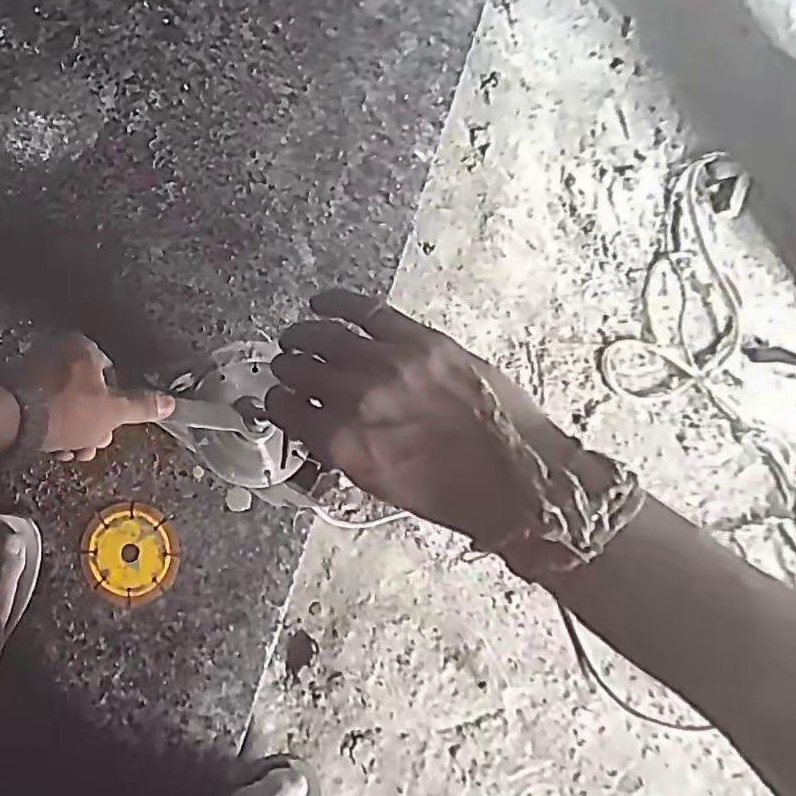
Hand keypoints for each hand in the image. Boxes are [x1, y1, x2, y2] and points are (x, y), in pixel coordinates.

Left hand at [23, 334, 175, 460]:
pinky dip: (51, 426)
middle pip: (86, 392)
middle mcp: (58, 351)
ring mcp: (34, 368)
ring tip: (71, 451)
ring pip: (64, 404)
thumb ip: (141, 407)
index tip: (111, 427)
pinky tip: (53, 447)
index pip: (111, 375)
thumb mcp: (113, 413)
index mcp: (83, 348)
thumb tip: (168, 404)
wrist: (15, 421)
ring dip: (72, 431)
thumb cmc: (66, 410)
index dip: (115, 406)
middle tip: (92, 445)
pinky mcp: (17, 388)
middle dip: (92, 425)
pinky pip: (44, 407)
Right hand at [265, 290, 576, 541]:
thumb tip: (315, 424)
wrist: (520, 479)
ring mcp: (391, 366)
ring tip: (294, 337)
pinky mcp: (423, 342)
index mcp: (343, 442)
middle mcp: (360, 401)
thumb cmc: (450, 491)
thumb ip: (336, 447)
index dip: (275, 402)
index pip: (285, 409)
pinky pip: (367, 312)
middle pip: (299, 370)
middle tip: (285, 367)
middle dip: (286, 369)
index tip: (277, 399)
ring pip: (325, 337)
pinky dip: (337, 303)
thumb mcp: (374, 481)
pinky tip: (321, 303)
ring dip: (301, 336)